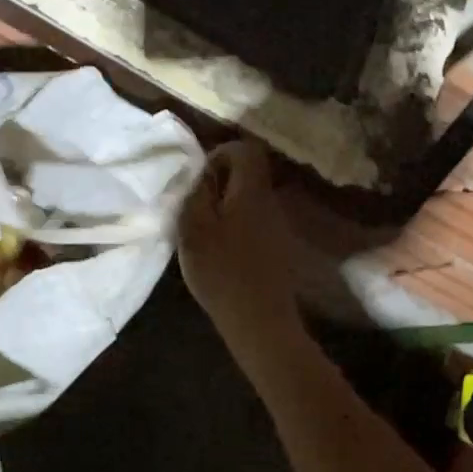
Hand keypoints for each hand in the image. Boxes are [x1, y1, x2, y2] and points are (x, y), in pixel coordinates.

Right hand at [179, 140, 298, 335]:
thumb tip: (201, 173)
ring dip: (226, 209)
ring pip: (250, 202)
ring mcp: (278, 228)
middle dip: (219, 184)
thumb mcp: (194, 229)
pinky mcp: (277, 251)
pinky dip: (235, 229)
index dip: (219, 155)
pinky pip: (254, 225)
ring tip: (202, 233)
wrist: (259, 321)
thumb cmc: (222, 271)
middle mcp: (271, 203)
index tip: (198, 180)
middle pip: (248, 175)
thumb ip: (196, 193)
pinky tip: (220, 255)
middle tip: (194, 207)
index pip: (245, 150)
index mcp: (252, 192)